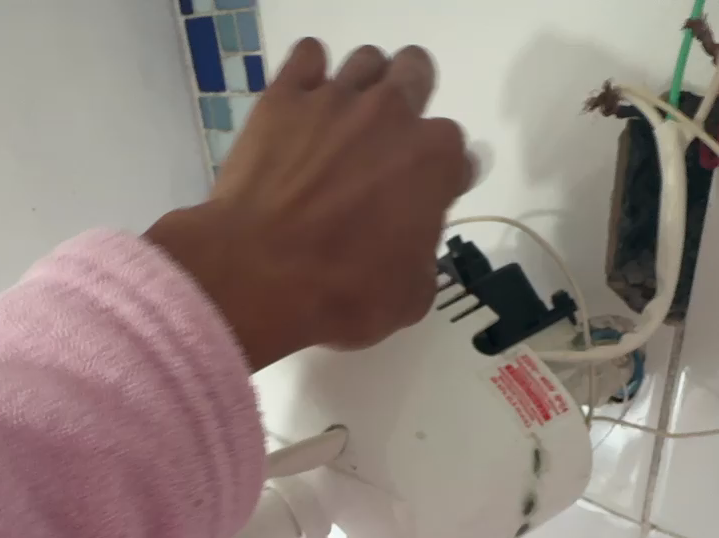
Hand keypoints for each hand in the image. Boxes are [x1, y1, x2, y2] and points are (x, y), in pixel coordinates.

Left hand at [145, 39, 471, 371]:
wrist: (260, 276)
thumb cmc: (342, 295)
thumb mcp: (407, 300)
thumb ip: (423, 261)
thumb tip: (412, 251)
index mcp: (434, 163)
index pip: (458, 157)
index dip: (442, 181)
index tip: (422, 203)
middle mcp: (393, 115)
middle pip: (417, 77)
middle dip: (409, 109)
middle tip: (384, 151)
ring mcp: (336, 99)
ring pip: (366, 62)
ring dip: (364, 89)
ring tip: (342, 130)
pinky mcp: (283, 97)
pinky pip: (307, 56)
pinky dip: (309, 75)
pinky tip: (303, 107)